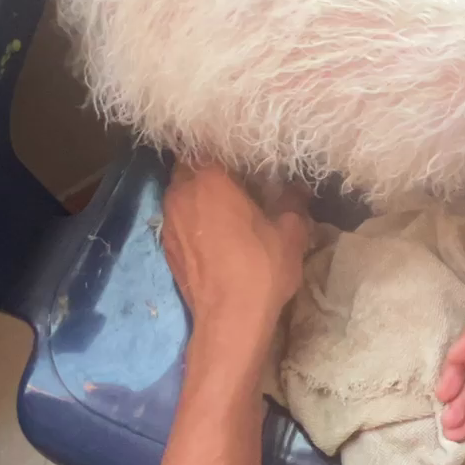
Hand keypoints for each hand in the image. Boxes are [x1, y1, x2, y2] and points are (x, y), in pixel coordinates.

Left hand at [160, 163, 309, 342]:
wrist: (229, 321)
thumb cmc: (261, 268)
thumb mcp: (290, 231)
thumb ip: (292, 201)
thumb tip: (297, 187)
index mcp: (209, 179)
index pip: (208, 143)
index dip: (226, 146)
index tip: (244, 154)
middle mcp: (181, 193)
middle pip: (189, 165)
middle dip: (210, 167)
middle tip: (238, 176)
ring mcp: (169, 221)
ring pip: (182, 192)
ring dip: (200, 193)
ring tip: (227, 203)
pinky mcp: (167, 246)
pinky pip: (179, 218)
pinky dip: (194, 218)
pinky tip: (216, 231)